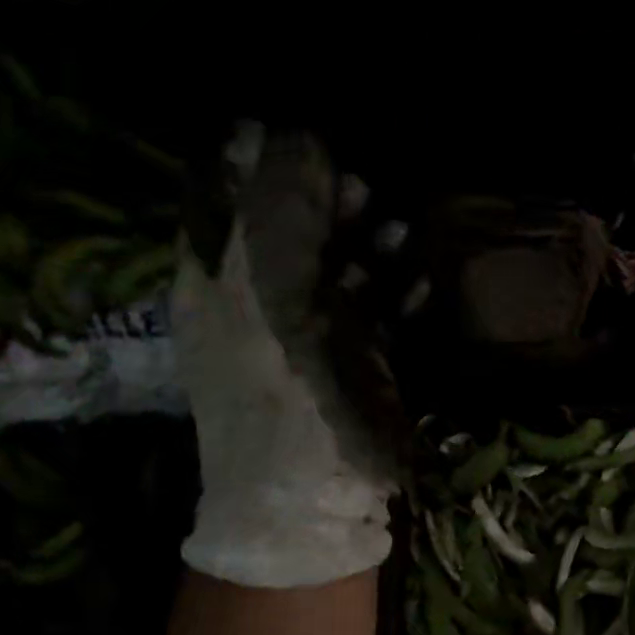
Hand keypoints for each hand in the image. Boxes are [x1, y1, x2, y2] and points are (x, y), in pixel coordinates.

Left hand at [170, 126, 395, 587]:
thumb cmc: (279, 398)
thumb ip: (274, 217)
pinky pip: (375, 319)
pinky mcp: (353, 370)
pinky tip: (417, 281)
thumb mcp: (263, 298)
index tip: (282, 133)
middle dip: (323, 206)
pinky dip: (397, 298)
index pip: (220, 206)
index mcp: (216, 291)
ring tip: (396, 225)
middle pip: (289, 238)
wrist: (307, 501)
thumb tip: (286, 137)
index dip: (247, 165)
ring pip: (339, 276)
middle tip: (358, 184)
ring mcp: (310, 341)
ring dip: (368, 248)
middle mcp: (259, 309)